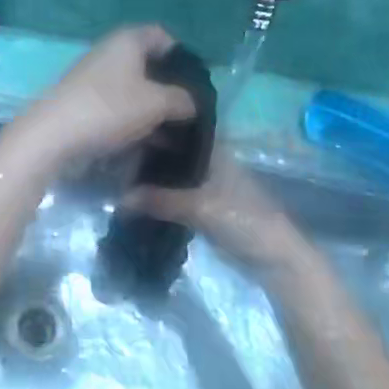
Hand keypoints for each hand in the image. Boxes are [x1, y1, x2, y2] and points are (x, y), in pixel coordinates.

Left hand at [15, 25, 198, 164]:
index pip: (163, 36)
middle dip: (170, 88)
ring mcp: (94, 77)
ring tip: (174, 135)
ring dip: (154, 108)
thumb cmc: (109, 109)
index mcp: (128, 41)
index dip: (183, 56)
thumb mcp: (156, 104)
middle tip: (189, 112)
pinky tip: (148, 143)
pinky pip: (119, 105)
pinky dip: (136, 119)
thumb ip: (183, 100)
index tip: (195, 83)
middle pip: (149, 64)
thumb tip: (193, 102)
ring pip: (134, 88)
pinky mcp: (84, 101)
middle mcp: (110, 52)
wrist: (52, 135)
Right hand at [125, 152, 314, 278]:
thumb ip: (160, 201)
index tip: (123, 134)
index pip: (179, 133)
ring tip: (119, 179)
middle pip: (174, 156)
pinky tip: (138, 201)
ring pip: (175, 178)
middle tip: (115, 161)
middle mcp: (210, 162)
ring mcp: (209, 186)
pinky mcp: (207, 208)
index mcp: (214, 150)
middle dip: (149, 160)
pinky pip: (178, 199)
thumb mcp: (199, 208)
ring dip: (154, 182)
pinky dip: (161, 200)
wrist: (274, 256)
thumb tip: (120, 198)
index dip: (154, 132)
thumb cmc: (243, 220)